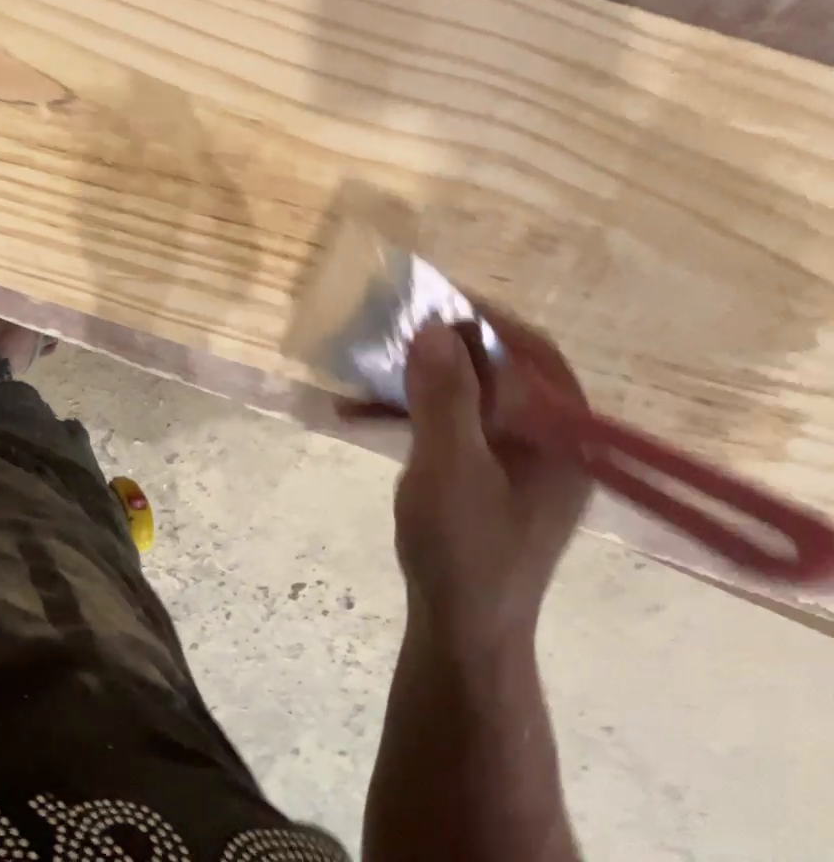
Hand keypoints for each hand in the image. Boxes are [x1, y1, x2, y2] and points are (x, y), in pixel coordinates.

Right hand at [395, 312, 591, 646]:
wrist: (463, 626)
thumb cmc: (461, 547)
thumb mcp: (447, 467)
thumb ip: (444, 397)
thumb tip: (434, 327)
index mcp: (562, 437)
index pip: (532, 355)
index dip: (483, 319)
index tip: (428, 300)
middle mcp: (552, 443)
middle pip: (502, 373)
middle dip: (443, 348)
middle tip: (389, 331)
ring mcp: (521, 464)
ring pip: (472, 400)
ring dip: (419, 381)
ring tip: (366, 373)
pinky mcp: (490, 480)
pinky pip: (455, 429)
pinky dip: (414, 415)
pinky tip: (364, 416)